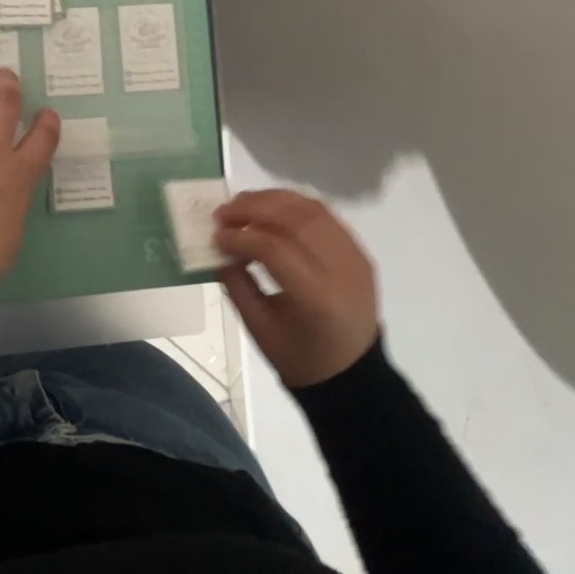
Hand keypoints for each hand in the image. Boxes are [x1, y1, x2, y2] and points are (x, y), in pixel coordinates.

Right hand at [214, 190, 379, 387]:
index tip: (215, 236)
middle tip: (223, 212)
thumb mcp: (260, 328)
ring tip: (243, 203)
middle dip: (254, 209)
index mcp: (317, 299)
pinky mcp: (359, 251)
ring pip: (311, 210)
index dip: (241, 237)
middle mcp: (341, 270)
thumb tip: (218, 248)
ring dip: (273, 200)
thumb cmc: (300, 358)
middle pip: (295, 220)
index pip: (275, 249)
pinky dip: (294, 205)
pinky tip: (270, 208)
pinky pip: (325, 216)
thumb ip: (237, 284)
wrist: (352, 373)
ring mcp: (355, 257)